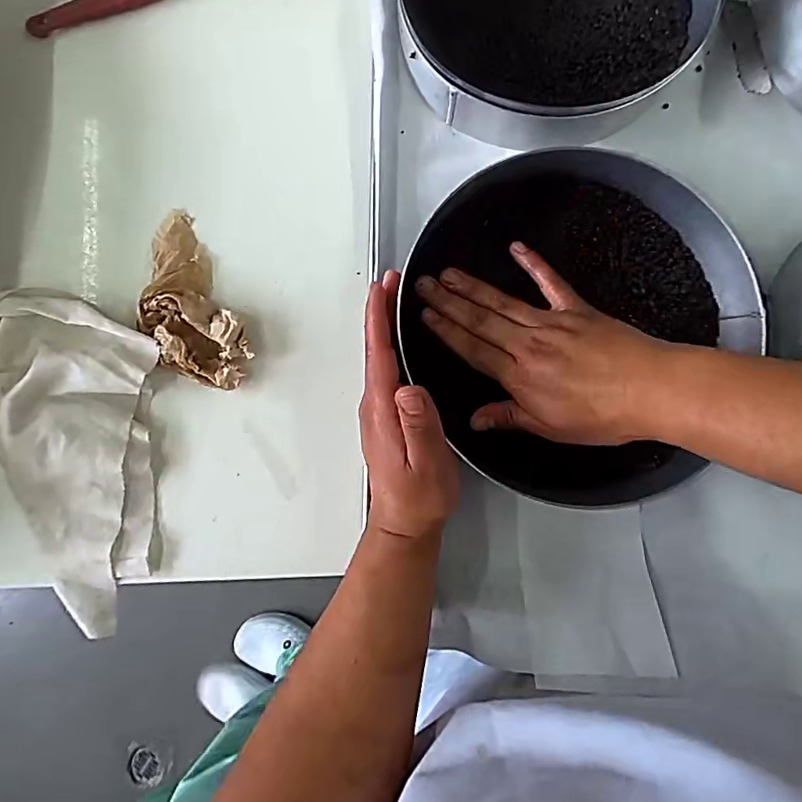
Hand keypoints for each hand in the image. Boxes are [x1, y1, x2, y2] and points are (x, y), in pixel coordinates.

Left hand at [362, 270, 459, 538]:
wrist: (403, 520)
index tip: (382, 289)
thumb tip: (409, 388)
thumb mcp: (427, 463)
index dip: (378, 318)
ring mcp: (377, 409)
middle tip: (389, 281)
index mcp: (383, 409)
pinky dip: (387, 347)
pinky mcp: (384, 415)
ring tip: (392, 299)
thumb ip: (419, 425)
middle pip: (374, 349)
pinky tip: (396, 341)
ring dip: (381, 326)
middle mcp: (374, 404)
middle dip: (379, 312)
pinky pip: (383, 370)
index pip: (378, 354)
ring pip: (377, 358)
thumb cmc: (418, 495)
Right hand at [415, 244, 684, 444]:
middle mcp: (530, 345)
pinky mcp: (578, 311)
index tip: (425, 316)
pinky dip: (534, 264)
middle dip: (447, 301)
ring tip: (449, 273)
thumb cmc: (608, 413)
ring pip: (503, 302)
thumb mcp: (550, 427)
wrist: (656, 391)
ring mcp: (553, 323)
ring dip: (472, 286)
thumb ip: (508, 417)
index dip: (445, 330)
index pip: (472, 348)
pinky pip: (552, 283)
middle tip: (424, 285)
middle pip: (479, 320)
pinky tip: (517, 249)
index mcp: (520, 375)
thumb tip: (478, 420)